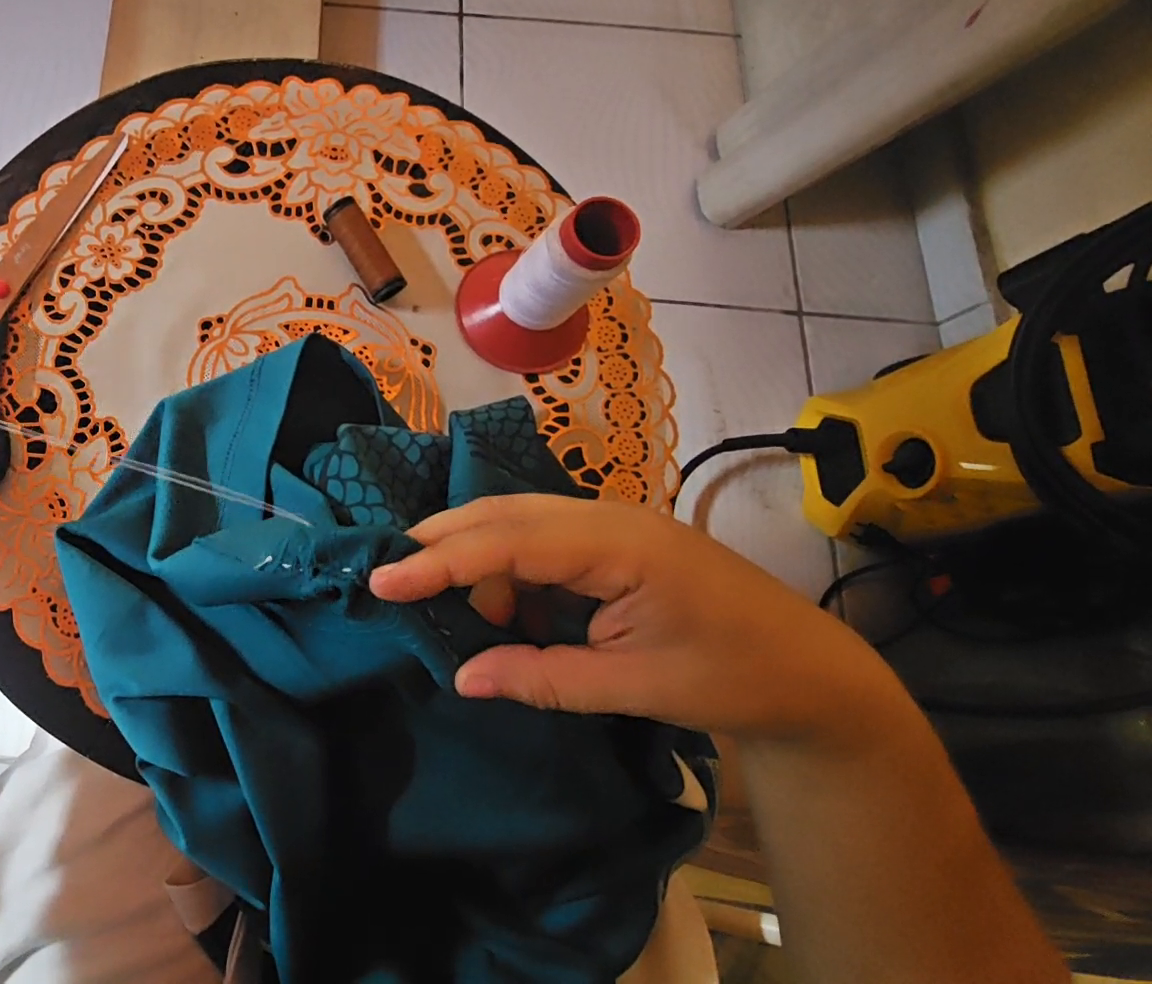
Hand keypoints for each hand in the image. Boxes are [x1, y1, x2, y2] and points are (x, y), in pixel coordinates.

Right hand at [368, 494, 914, 748]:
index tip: (382, 581)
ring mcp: (610, 524)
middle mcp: (607, 516)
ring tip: (460, 618)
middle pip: (501, 513)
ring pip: (514, 522)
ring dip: (476, 563)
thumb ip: (542, 678)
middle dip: (442, 544)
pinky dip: (507, 574)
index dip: (438, 560)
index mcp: (619, 545)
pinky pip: (538, 542)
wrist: (817, 674)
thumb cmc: (735, 678)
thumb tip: (461, 678)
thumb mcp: (634, 686)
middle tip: (393, 582)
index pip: (506, 540)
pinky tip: (505, 614)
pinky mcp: (610, 541)